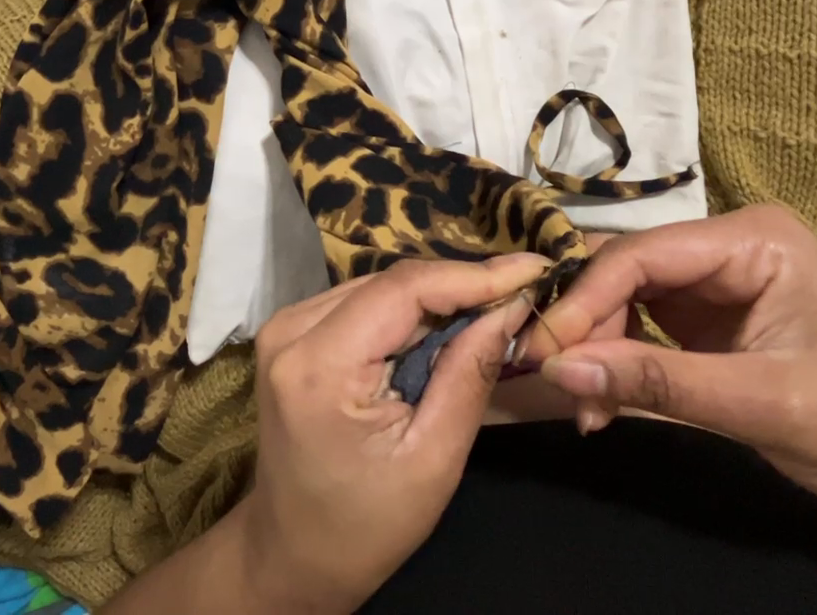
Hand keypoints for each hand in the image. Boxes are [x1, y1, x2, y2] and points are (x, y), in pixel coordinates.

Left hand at [237, 253, 545, 611]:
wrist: (294, 549)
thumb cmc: (366, 523)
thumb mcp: (433, 458)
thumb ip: (468, 373)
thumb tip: (510, 306)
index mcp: (319, 363)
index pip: (404, 289)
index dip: (473, 274)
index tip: (533, 268)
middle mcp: (291, 328)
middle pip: (389, 283)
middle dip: (458, 286)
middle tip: (522, 292)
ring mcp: (284, 326)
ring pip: (375, 287)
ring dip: (433, 298)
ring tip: (490, 309)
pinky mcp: (289, 332)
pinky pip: (358, 303)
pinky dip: (403, 312)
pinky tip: (440, 328)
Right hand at [526, 204, 816, 516]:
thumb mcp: (767, 406)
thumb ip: (658, 382)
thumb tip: (555, 369)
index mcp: (752, 240)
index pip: (641, 255)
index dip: (585, 300)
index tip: (543, 351)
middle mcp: (723, 248)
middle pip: (622, 273)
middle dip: (587, 329)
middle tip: (558, 384)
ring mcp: (711, 283)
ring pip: (619, 300)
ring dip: (595, 351)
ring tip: (587, 409)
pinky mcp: (701, 319)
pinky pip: (634, 328)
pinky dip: (613, 364)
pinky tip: (603, 402)